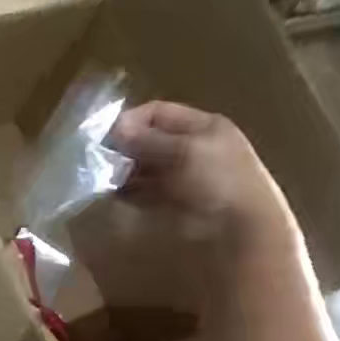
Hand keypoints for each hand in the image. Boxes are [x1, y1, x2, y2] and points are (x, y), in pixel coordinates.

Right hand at [107, 101, 297, 253]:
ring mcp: (178, 175)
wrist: (239, 227)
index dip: (130, 121)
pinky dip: (126, 192)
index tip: (105, 137)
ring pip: (141, 167)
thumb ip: (149, 139)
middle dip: (123, 148)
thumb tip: (115, 129)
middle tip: (100, 162)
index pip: (157, 113)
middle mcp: (188, 147)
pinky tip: (113, 195)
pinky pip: (141, 191)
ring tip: (104, 180)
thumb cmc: (218, 180)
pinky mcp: (169, 201)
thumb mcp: (186, 151)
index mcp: (201, 126)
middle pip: (146, 140)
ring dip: (122, 171)